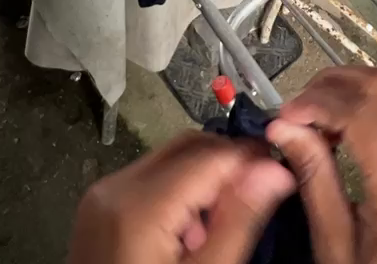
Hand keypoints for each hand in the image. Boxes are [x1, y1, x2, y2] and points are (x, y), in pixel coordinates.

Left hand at [69, 130, 296, 263]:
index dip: (249, 156)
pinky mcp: (97, 207)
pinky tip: (190, 229)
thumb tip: (275, 171)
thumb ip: (239, 221)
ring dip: (203, 175)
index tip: (279, 166)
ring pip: (169, 158)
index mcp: (140, 206)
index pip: (210, 155)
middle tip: (259, 189)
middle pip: (187, 147)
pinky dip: (176, 189)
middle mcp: (116, 187)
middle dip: (226, 162)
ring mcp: (101, 195)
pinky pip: (148, 178)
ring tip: (222, 220)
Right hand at [268, 67, 376, 263]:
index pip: (363, 115)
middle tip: (297, 109)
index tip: (283, 116)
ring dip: (353, 85)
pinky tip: (343, 121)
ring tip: (317, 111)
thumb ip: (315, 181)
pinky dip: (371, 98)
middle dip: (334, 85)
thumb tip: (283, 127)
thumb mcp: (336, 249)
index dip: (318, 103)